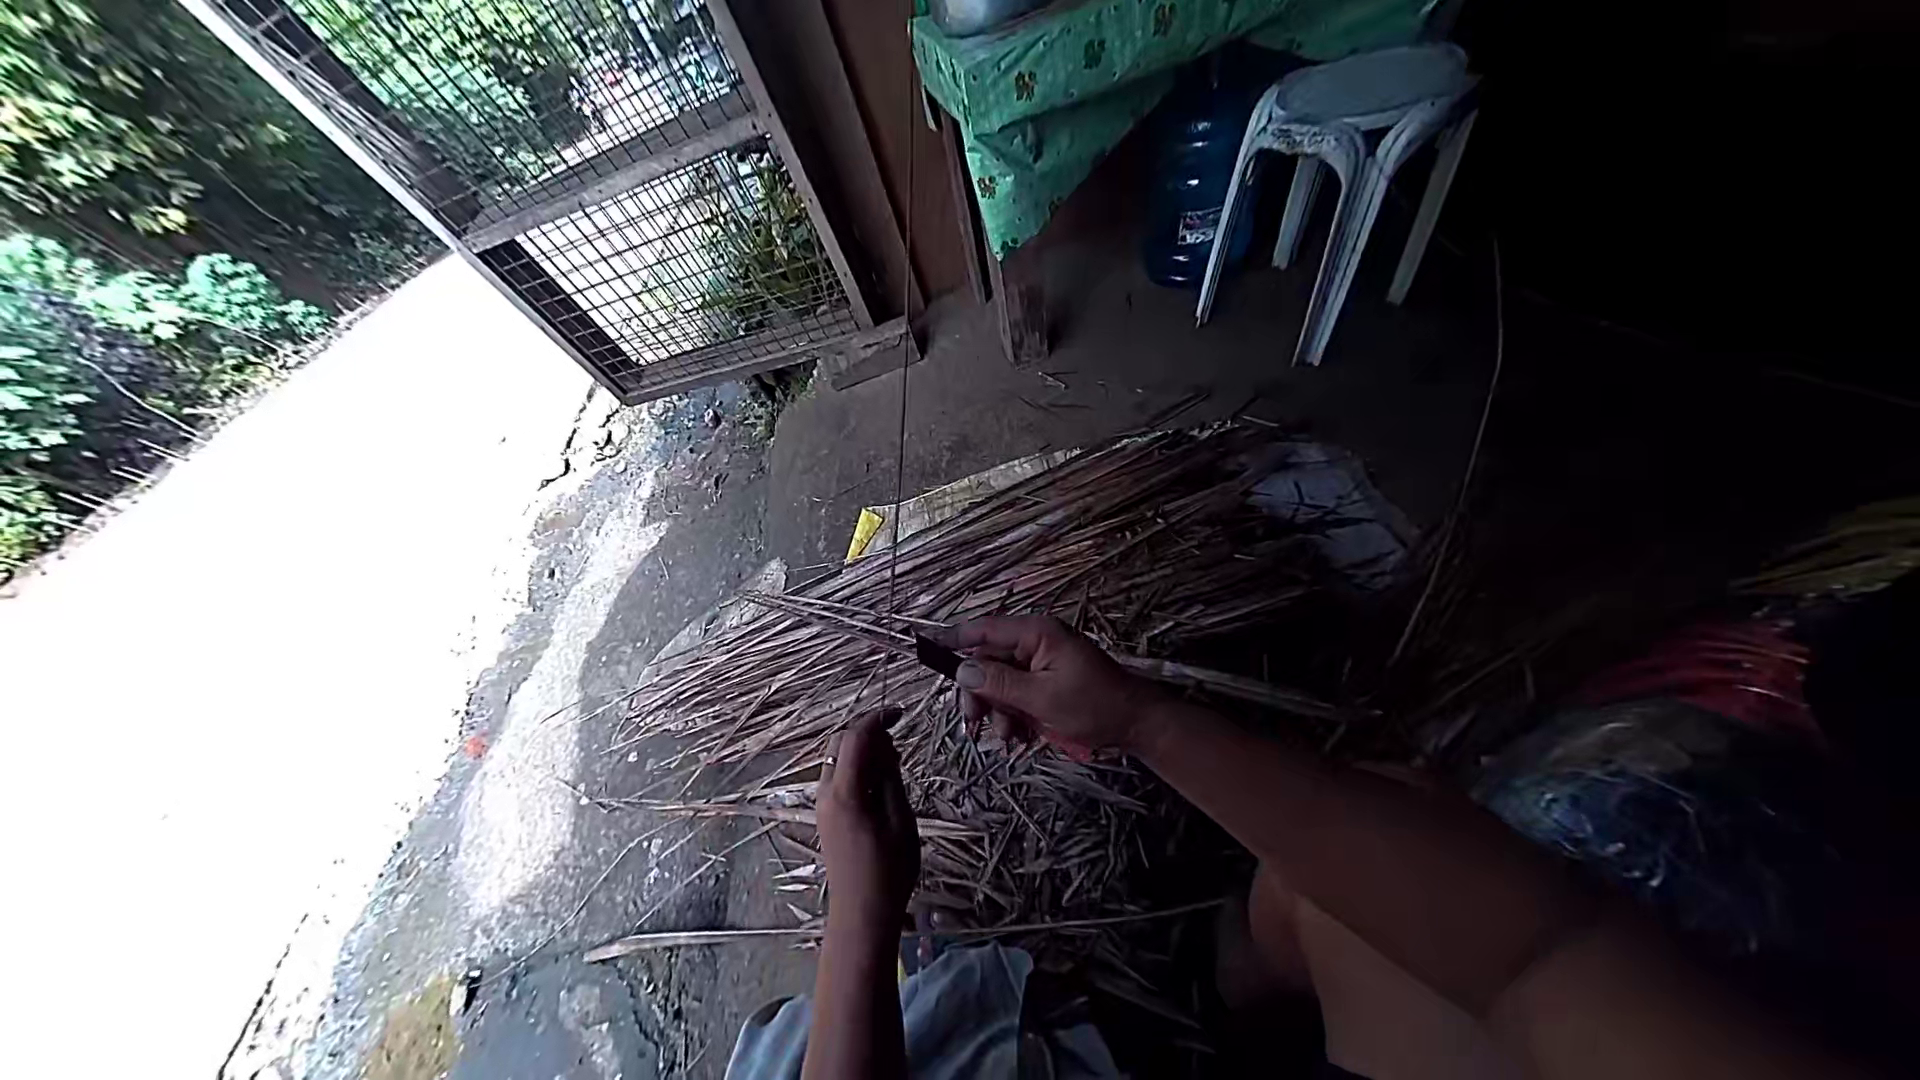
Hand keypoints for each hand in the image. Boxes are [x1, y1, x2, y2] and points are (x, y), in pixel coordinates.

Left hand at [817, 709, 918, 926]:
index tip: (900, 714)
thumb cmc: (889, 871)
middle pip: (840, 743)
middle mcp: (826, 794)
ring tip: (894, 769)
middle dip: (868, 734)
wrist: (862, 916)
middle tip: (898, 747)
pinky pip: (839, 777)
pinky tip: (881, 786)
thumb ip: (890, 777)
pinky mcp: (827, 816)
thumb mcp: (901, 819)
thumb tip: (885, 745)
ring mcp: (823, 806)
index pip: (855, 738)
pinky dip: (858, 770)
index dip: (877, 719)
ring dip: (864, 753)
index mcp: (845, 793)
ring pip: (839, 759)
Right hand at [946, 615, 1164, 756]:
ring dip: (996, 711)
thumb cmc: (1094, 705)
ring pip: (997, 682)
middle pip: (987, 661)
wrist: (1135, 726)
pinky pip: (1013, 695)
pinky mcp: (1043, 683)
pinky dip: (1011, 716)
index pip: (984, 628)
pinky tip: (1020, 735)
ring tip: (1010, 736)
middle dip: (979, 693)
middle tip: (975, 723)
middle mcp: (1034, 643)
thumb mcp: (1041, 697)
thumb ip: (998, 682)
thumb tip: (961, 669)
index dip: (953, 638)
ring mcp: (1039, 664)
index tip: (926, 648)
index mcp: (1036, 633)